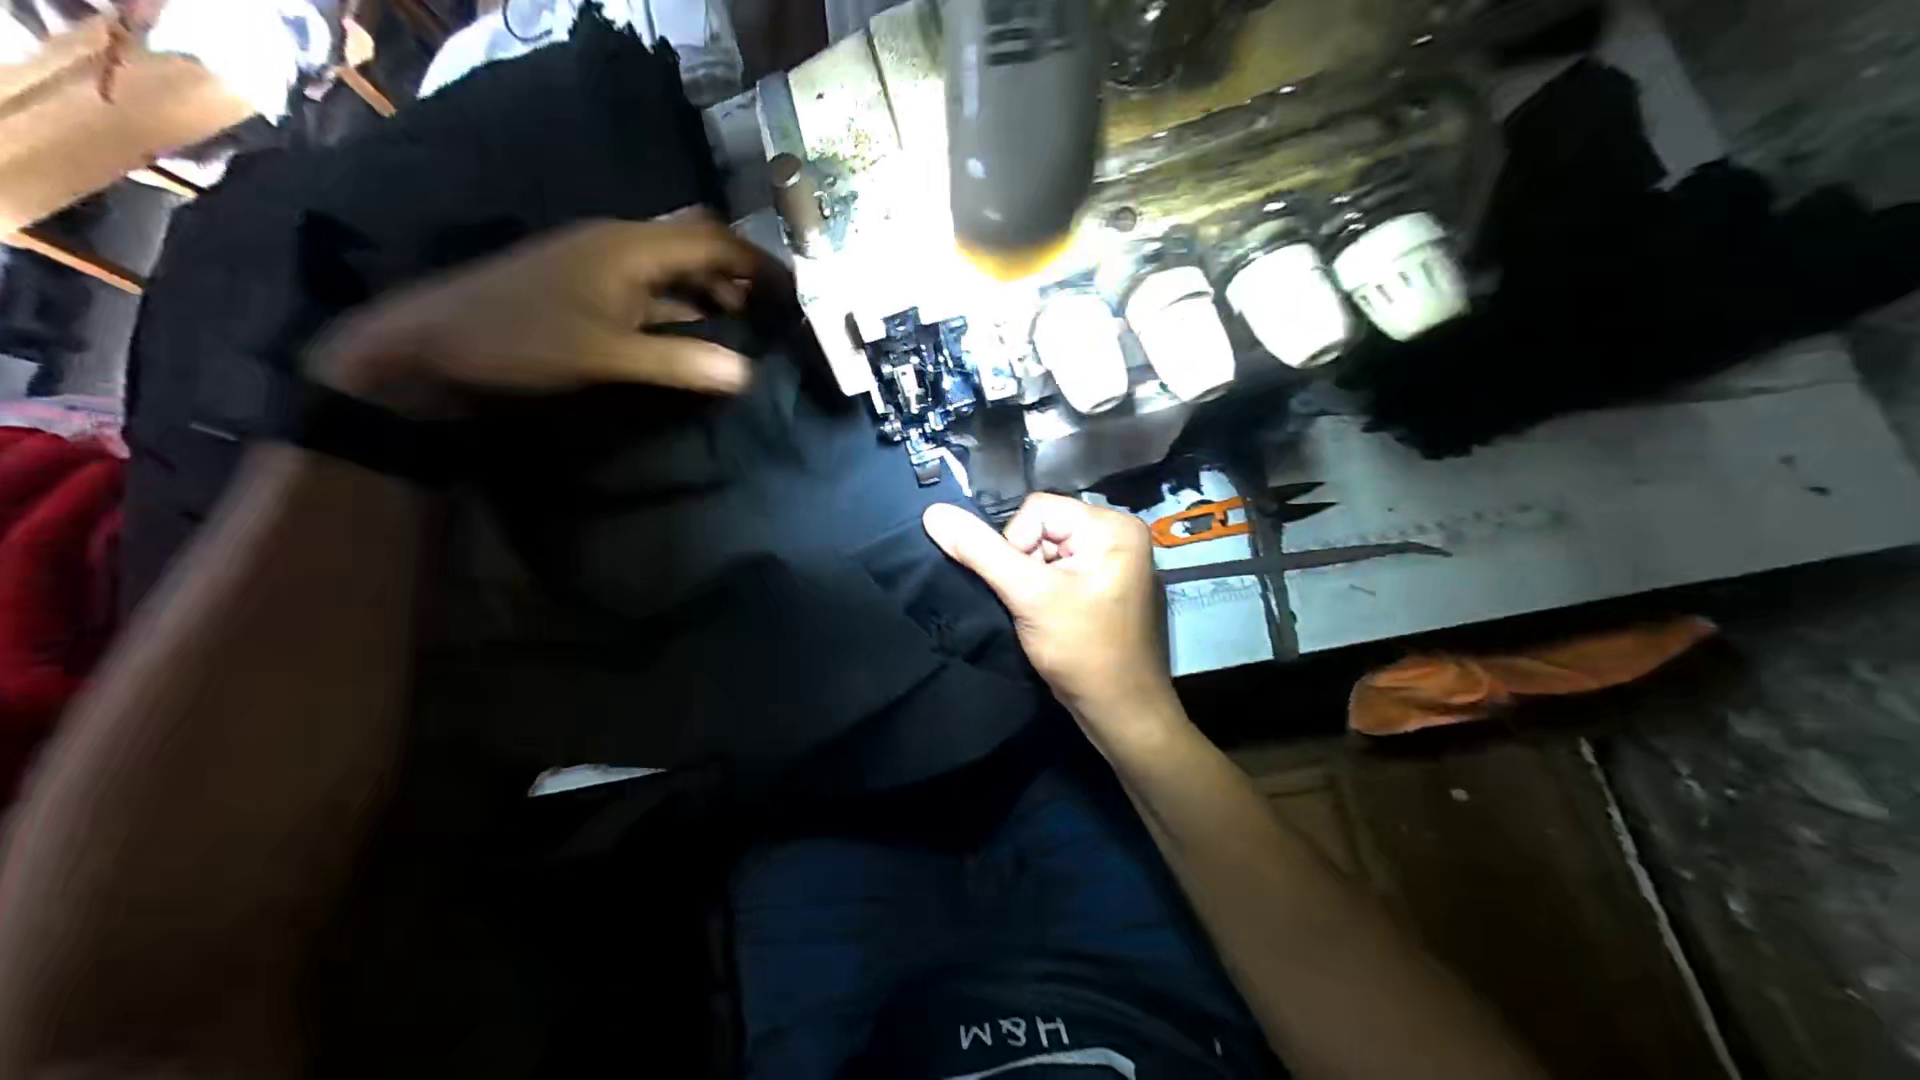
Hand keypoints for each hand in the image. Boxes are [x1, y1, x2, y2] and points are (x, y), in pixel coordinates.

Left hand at [308, 218, 774, 414]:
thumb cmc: (518, 342)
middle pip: (695, 247)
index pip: (711, 238)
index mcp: (628, 246)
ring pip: (674, 271)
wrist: (426, 349)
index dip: (758, 263)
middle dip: (739, 276)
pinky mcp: (586, 292)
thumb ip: (680, 362)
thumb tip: (748, 373)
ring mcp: (599, 268)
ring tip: (744, 326)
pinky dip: (682, 311)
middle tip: (773, 313)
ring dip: (711, 294)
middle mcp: (619, 246)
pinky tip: (694, 336)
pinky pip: (652, 293)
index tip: (793, 294)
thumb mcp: (606, 356)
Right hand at [922, 494, 1181, 735]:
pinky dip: (1044, 590)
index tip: (1027, 588)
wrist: (1120, 711)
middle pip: (1042, 527)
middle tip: (1038, 603)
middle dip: (1027, 565)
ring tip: (1047, 613)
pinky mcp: (1103, 583)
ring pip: (1044, 550)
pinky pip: (1057, 568)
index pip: (1037, 509)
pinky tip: (1053, 616)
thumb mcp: (1028, 595)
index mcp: (1113, 526)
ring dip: (1033, 580)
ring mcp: (1113, 560)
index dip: (1017, 546)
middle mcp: (1118, 534)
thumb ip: (979, 552)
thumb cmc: (1082, 651)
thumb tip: (934, 513)